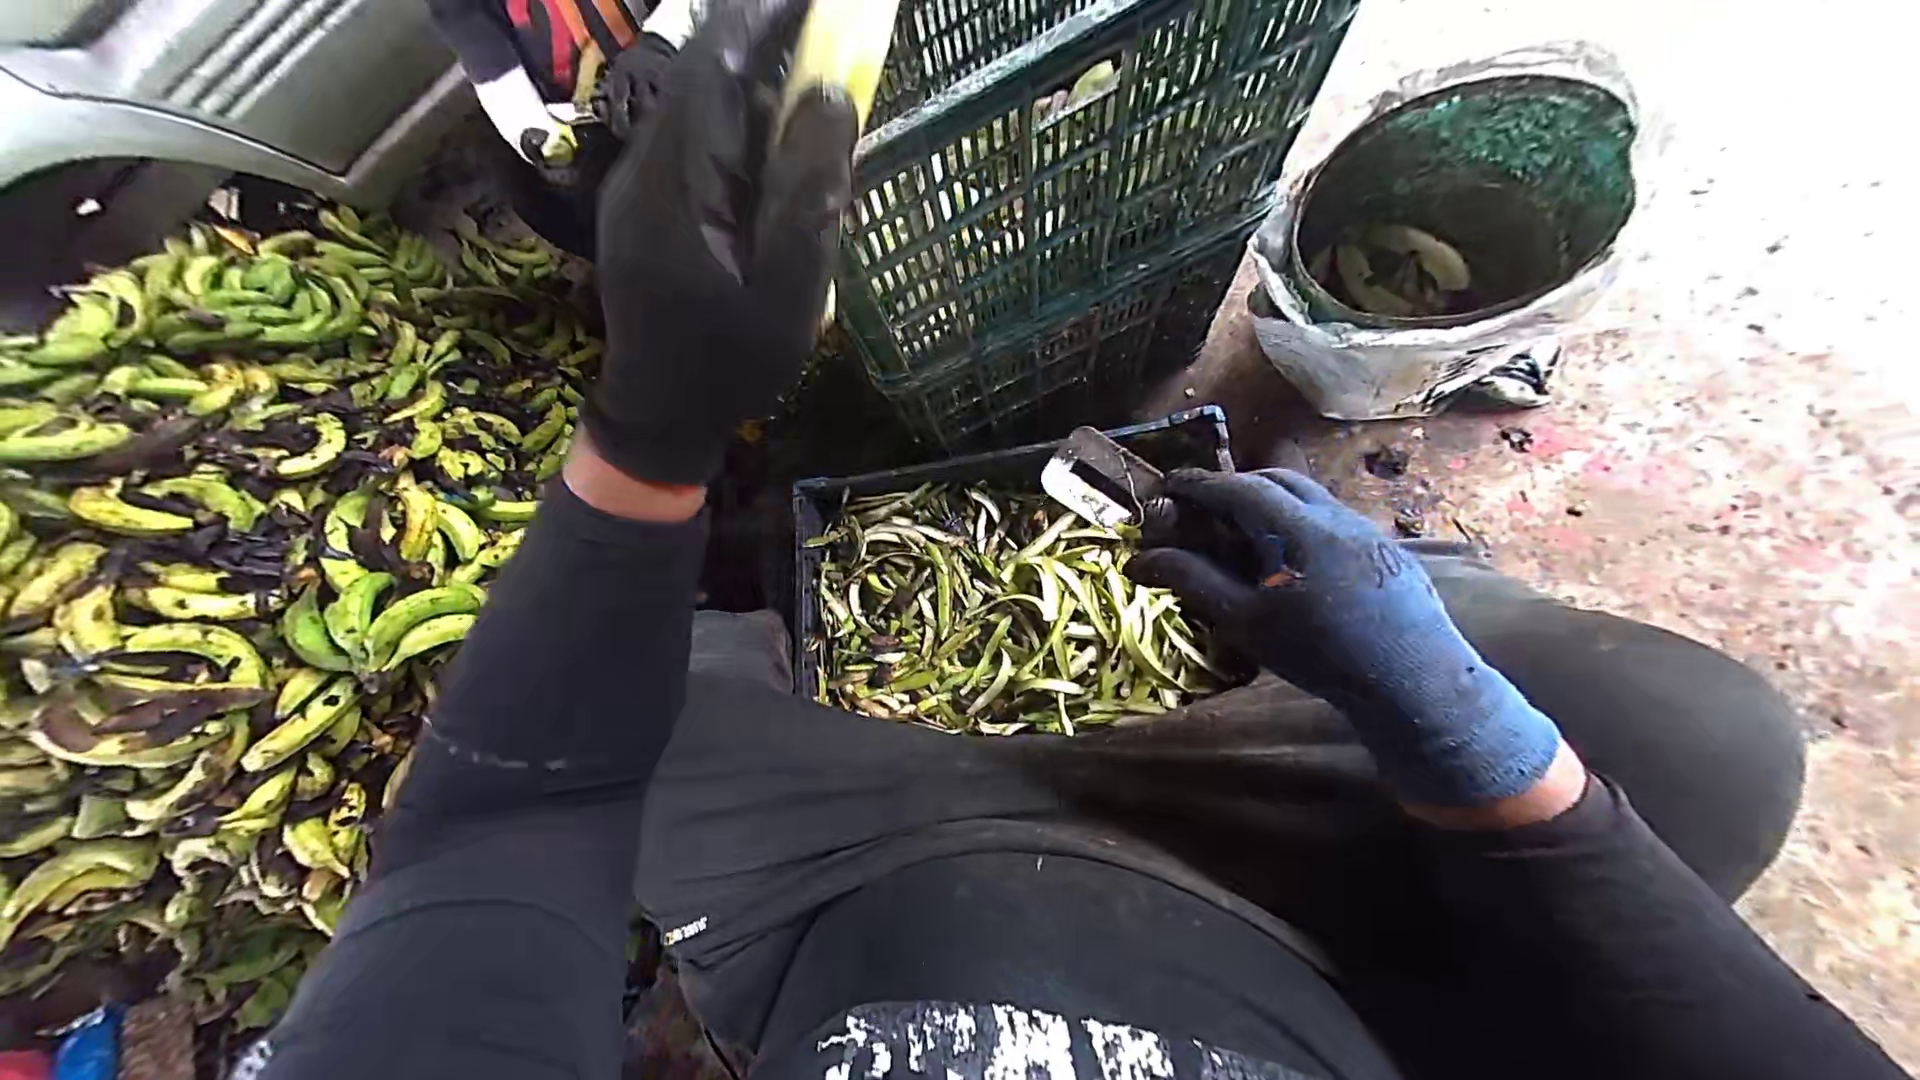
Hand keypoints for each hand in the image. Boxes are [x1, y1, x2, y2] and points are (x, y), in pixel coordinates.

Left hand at [585, 0, 854, 485]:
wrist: (661, 416)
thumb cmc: (732, 369)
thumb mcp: (788, 298)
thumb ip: (811, 201)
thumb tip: (833, 100)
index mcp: (679, 187)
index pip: (719, 67)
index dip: (768, 18)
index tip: (817, 1)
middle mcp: (644, 171)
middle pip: (708, 86)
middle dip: (770, 69)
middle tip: (828, 86)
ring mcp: (635, 190)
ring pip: (703, 121)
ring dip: (758, 118)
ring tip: (805, 156)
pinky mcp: (642, 211)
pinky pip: (695, 156)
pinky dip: (740, 153)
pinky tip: (768, 196)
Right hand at [1128, 469, 1565, 807]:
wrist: (1414, 682)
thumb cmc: (1319, 653)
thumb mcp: (1244, 620)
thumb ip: (1193, 580)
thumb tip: (1139, 560)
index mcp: (1297, 530)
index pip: (1237, 488)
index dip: (1198, 483)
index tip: (1168, 484)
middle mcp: (1334, 516)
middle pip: (1274, 479)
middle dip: (1233, 485)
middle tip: (1204, 505)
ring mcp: (1365, 528)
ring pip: (1306, 494)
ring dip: (1267, 499)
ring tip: (1243, 528)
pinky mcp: (1384, 546)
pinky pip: (1329, 515)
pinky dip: (1295, 518)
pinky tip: (1289, 555)